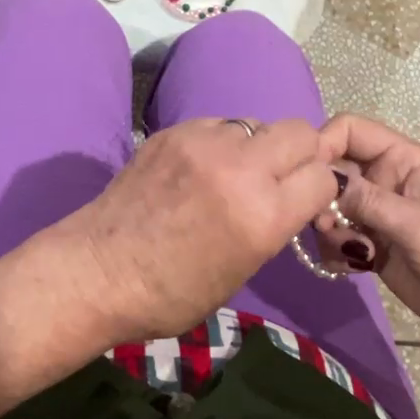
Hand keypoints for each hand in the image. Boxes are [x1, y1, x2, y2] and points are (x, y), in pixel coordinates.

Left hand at [52, 118, 336, 342]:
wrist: (96, 272)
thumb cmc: (170, 295)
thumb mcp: (241, 271)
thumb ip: (271, 224)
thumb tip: (285, 195)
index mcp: (263, 215)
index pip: (323, 176)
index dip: (317, 189)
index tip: (303, 201)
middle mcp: (240, 169)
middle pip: (299, 132)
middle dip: (299, 155)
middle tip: (277, 179)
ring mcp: (203, 143)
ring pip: (256, 123)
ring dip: (256, 146)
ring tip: (233, 173)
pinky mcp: (172, 132)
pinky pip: (218, 124)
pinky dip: (220, 143)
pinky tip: (200, 168)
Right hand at [317, 113, 419, 347]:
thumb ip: (369, 201)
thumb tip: (321, 180)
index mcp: (404, 160)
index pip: (351, 130)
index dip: (324, 144)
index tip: (307, 177)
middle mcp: (385, 180)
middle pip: (333, 168)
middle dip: (321, 194)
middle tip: (323, 224)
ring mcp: (376, 214)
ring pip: (328, 206)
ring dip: (328, 227)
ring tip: (349, 251)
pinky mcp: (369, 246)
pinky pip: (334, 238)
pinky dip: (334, 251)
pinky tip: (352, 268)